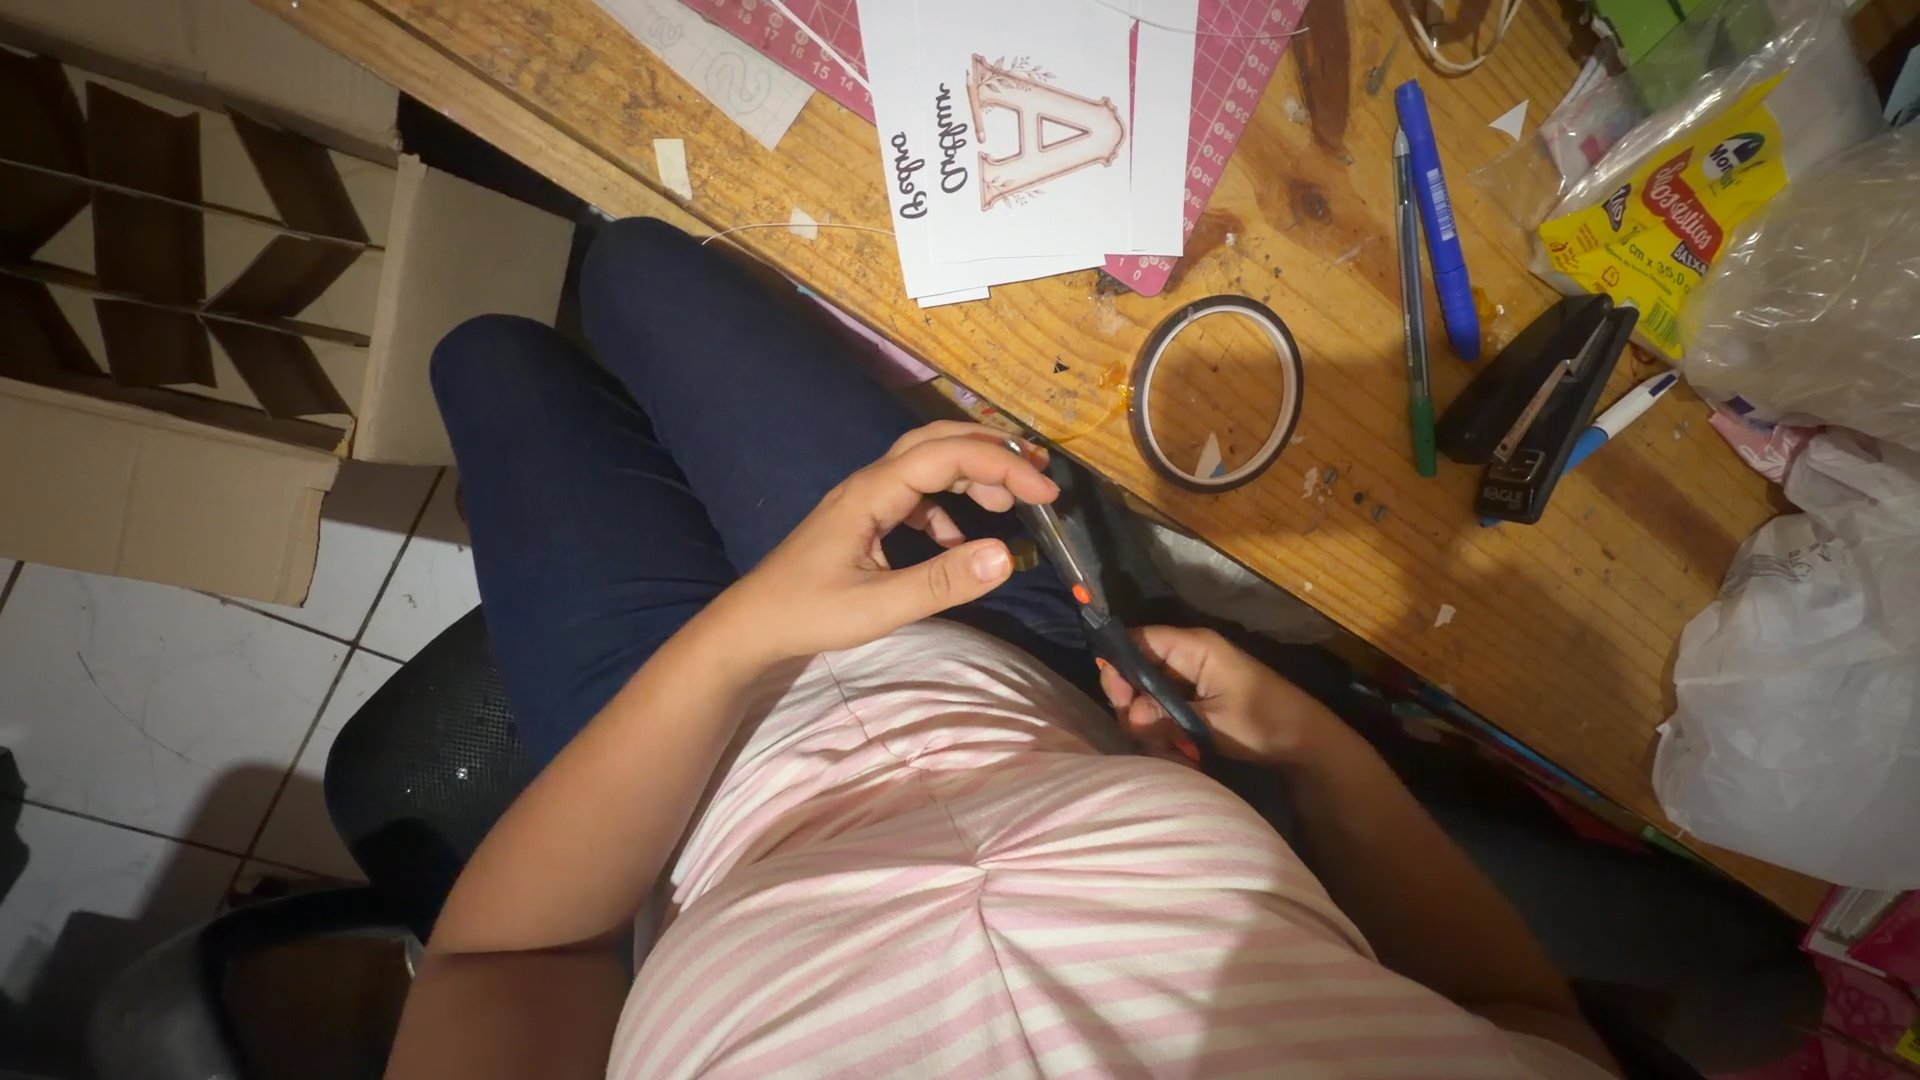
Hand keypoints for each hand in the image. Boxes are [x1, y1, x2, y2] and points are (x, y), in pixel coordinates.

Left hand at [711, 421, 1056, 665]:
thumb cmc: (809, 613)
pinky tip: (959, 541)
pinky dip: (948, 508)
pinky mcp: (865, 518)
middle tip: (1037, 474)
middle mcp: (870, 482)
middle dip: (991, 450)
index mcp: (872, 491)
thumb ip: (943, 582)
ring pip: (927, 464)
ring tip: (1011, 500)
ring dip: (972, 473)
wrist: (752, 624)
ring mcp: (866, 498)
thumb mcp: (879, 605)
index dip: (1000, 465)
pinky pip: (915, 496)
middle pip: (937, 442)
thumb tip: (1007, 556)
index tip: (1044, 494)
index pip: (946, 456)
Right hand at [1097, 626, 1338, 766]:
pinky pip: (1162, 702)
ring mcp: (1190, 674)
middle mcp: (1188, 653)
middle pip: (1136, 666)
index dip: (1118, 666)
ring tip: (1162, 746)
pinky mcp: (1194, 693)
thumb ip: (1167, 717)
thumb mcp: (1214, 724)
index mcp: (1194, 647)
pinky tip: (1171, 747)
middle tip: (1139, 731)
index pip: (1138, 640)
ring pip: (1146, 688)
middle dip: (1131, 699)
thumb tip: (1130, 715)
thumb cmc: (1265, 723)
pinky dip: (1160, 724)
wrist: (1306, 741)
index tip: (1119, 700)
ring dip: (1146, 718)